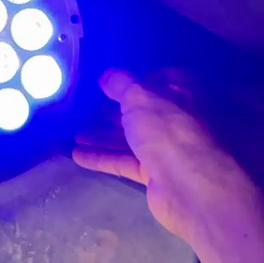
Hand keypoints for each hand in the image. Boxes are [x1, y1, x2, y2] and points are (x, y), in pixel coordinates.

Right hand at [72, 70, 260, 244]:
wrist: (189, 187)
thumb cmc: (167, 132)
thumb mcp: (140, 99)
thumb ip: (122, 85)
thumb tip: (107, 75)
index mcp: (178, 96)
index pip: (157, 82)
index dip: (135, 82)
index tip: (109, 83)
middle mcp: (174, 121)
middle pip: (140, 113)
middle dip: (113, 111)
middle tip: (85, 110)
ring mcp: (165, 149)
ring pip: (130, 138)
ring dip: (103, 136)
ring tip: (75, 134)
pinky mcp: (153, 174)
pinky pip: (124, 161)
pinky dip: (102, 158)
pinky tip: (78, 156)